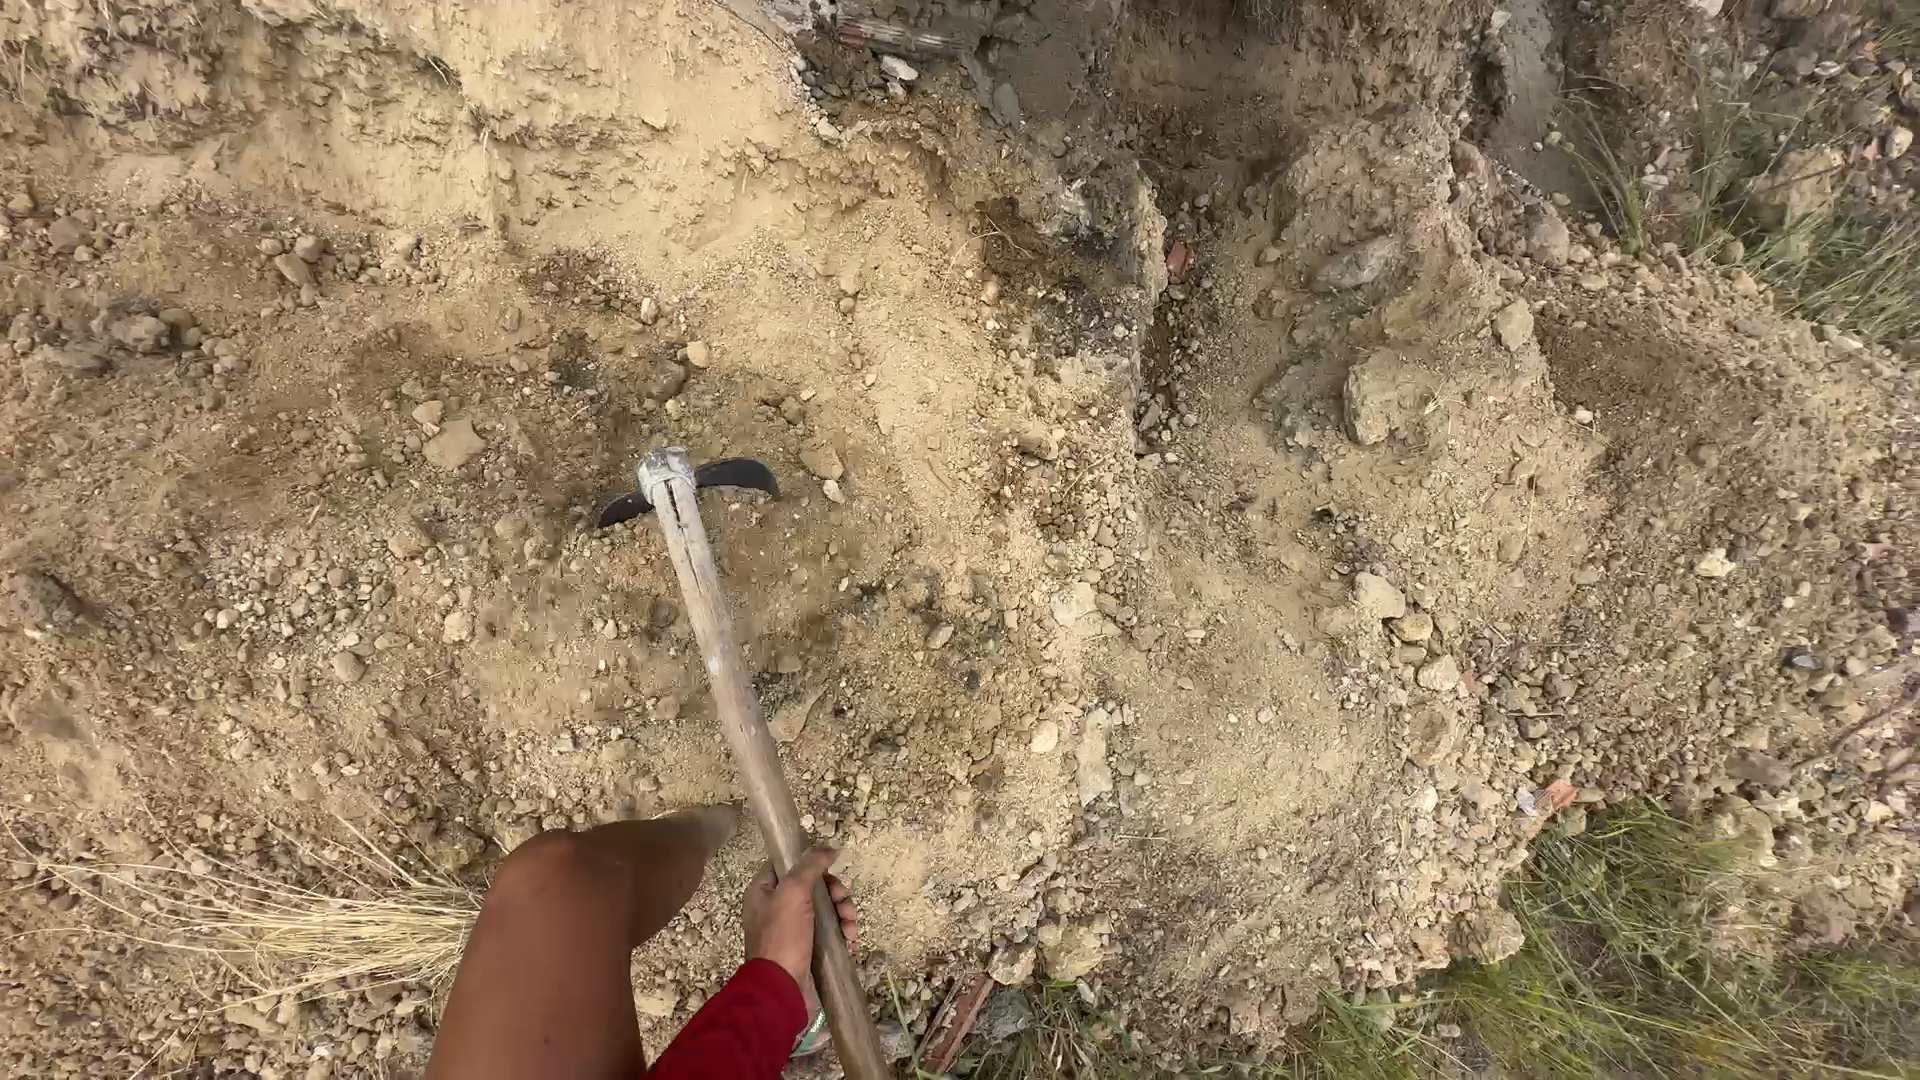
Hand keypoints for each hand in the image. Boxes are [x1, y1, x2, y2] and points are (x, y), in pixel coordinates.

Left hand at [743, 846, 857, 984]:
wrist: (781, 990)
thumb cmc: (782, 935)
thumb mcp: (794, 891)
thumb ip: (811, 865)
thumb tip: (831, 848)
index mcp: (764, 891)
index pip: (788, 864)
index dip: (810, 862)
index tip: (830, 866)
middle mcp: (776, 907)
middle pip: (813, 885)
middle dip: (835, 892)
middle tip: (843, 901)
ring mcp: (793, 929)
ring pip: (826, 907)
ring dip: (844, 912)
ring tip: (850, 925)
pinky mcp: (808, 947)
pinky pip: (830, 930)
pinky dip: (842, 931)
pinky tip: (851, 939)